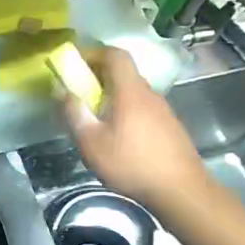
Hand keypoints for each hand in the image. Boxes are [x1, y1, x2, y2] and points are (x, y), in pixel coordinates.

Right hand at [60, 44, 211, 212]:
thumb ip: (75, 113)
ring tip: (93, 118)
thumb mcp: (91, 142)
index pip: (115, 55)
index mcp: (130, 92)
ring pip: (131, 92)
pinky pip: (141, 108)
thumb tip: (63, 91)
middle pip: (123, 73)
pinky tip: (115, 136)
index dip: (93, 53)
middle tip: (77, 93)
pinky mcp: (169, 127)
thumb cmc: (131, 163)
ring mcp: (163, 111)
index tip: (74, 64)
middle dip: (97, 77)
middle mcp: (149, 94)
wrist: (181, 191)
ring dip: (110, 96)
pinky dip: (123, 111)